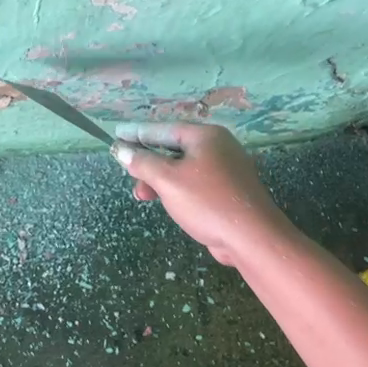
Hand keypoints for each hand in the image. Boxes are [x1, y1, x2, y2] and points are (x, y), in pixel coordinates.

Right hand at [111, 122, 291, 266]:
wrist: (251, 237)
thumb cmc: (207, 201)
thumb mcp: (167, 179)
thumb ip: (142, 162)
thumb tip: (121, 149)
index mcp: (206, 136)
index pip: (164, 129)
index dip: (137, 133)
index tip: (117, 134)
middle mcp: (218, 147)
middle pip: (173, 149)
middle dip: (148, 163)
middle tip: (129, 176)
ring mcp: (225, 170)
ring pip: (182, 169)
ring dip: (159, 180)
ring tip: (143, 196)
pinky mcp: (227, 192)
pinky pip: (194, 184)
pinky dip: (176, 190)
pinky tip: (166, 203)